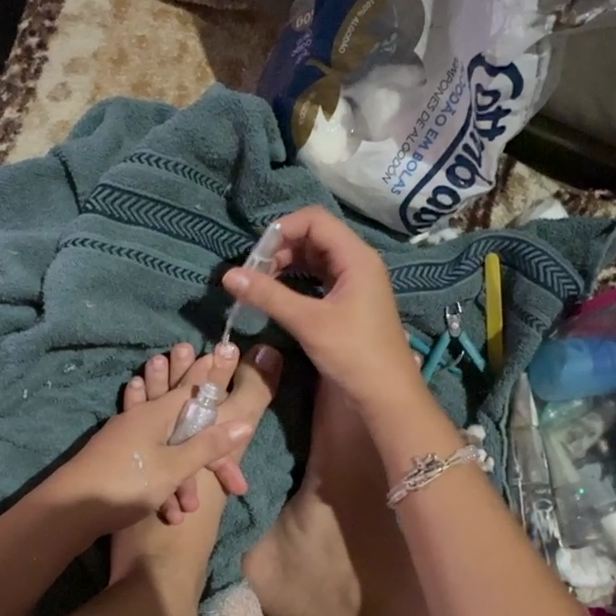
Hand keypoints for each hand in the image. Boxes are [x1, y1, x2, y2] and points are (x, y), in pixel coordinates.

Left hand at [44, 350, 259, 534]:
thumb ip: (208, 446)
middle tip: (236, 486)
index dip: (222, 398)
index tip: (240, 397)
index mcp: (157, 412)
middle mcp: (143, 419)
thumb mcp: (174, 467)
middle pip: (189, 430)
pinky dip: (163, 488)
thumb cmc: (126, 483)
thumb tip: (244, 423)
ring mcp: (128, 440)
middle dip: (210, 462)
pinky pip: (151, 468)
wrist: (68, 510)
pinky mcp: (118, 460)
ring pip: (170, 454)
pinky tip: (167, 515)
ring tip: (186, 513)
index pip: (197, 393)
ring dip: (183, 484)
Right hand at [224, 206, 425, 415]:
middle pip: (314, 236)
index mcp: (356, 257)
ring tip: (261, 286)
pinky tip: (280, 297)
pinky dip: (298, 281)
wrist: (386, 395)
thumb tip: (229, 275)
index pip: (314, 220)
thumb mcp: (308, 323)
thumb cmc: (354, 354)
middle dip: (281, 249)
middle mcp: (358, 262)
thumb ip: (269, 296)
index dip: (281, 230)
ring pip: (316, 258)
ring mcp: (356, 282)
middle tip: (253, 275)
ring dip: (287, 266)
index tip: (254, 257)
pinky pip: (320, 278)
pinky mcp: (351, 301)